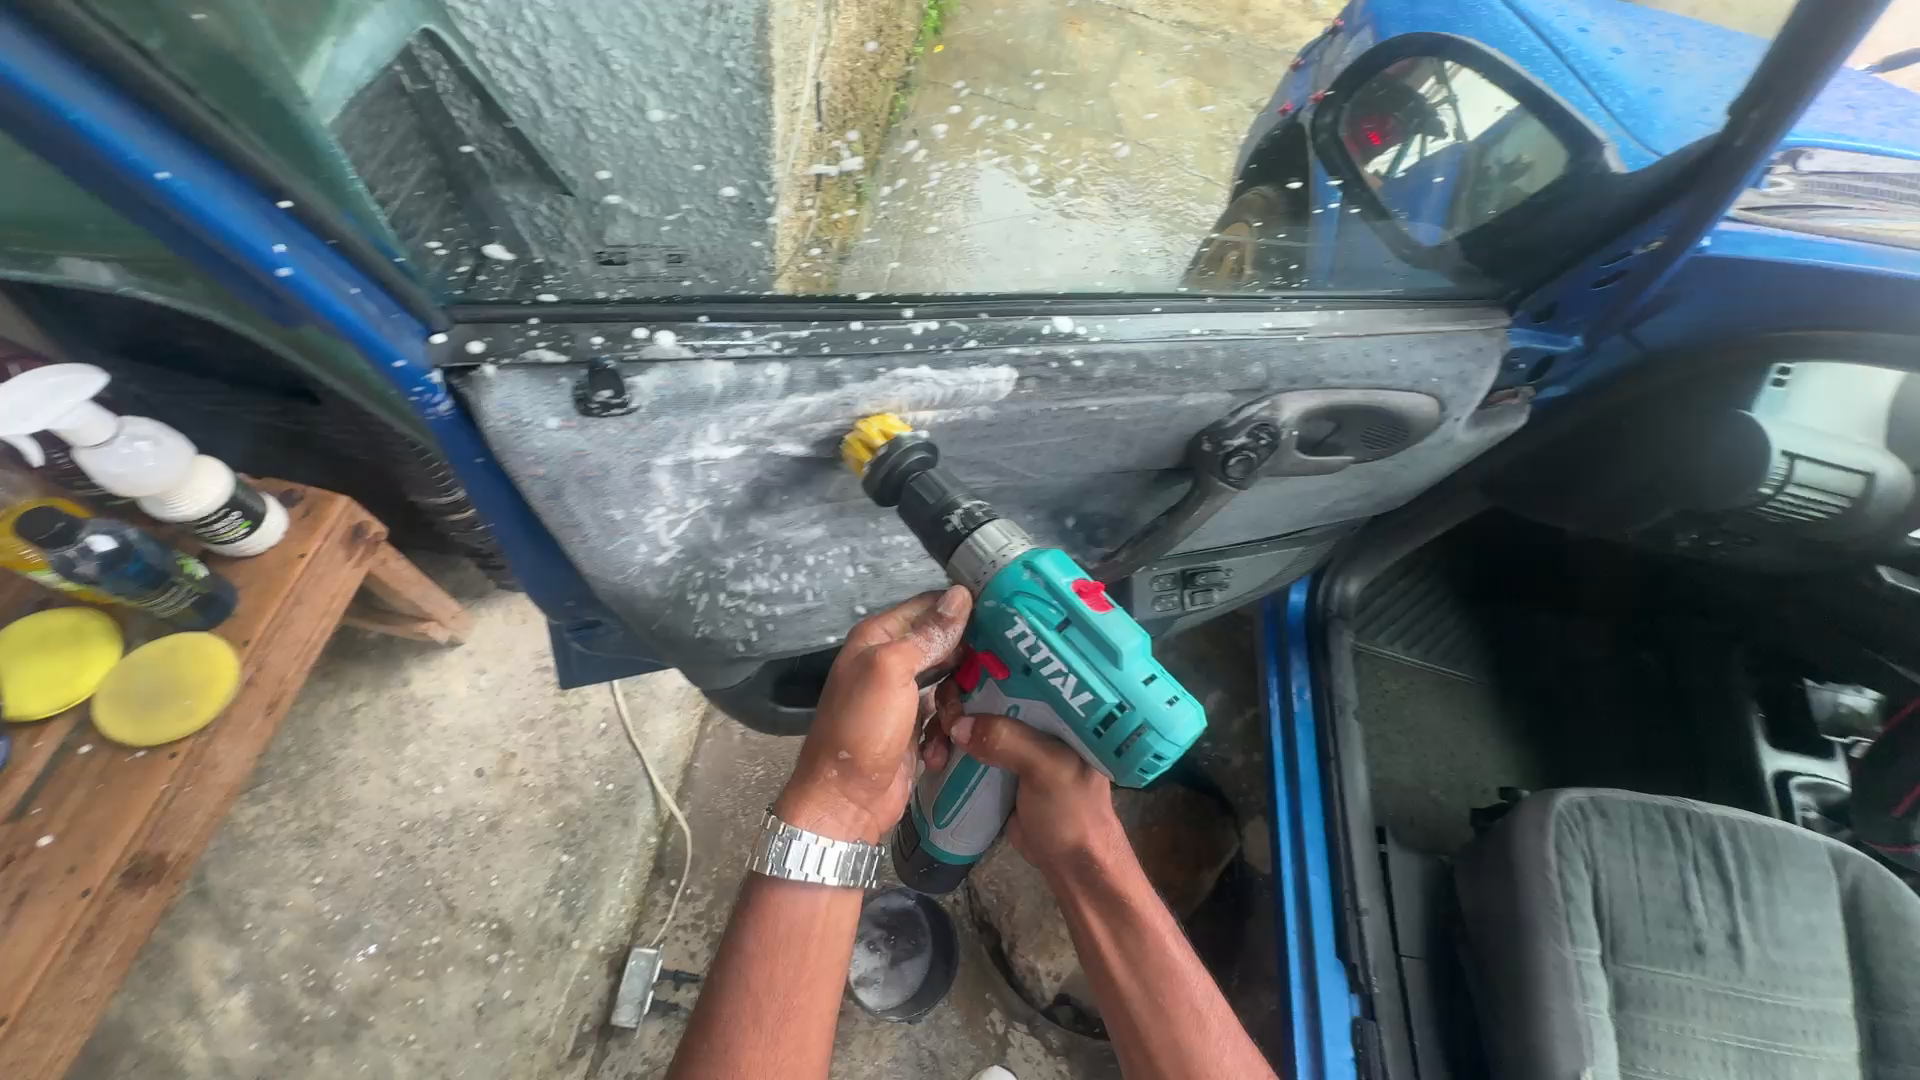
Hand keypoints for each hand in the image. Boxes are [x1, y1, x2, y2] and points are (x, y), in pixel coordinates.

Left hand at [774, 585, 971, 843]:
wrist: (847, 801)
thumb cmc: (863, 728)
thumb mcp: (892, 671)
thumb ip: (927, 634)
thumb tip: (961, 594)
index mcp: (878, 638)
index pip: (928, 607)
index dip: (961, 609)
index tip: (1001, 616)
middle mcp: (891, 661)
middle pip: (945, 644)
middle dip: (968, 659)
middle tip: (996, 669)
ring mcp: (904, 696)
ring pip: (952, 681)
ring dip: (958, 701)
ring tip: (956, 719)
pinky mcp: (917, 726)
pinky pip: (947, 714)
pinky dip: (948, 729)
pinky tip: (944, 745)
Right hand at [922, 682, 1120, 872]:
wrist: (1070, 866)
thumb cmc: (1073, 812)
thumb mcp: (1048, 770)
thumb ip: (1007, 741)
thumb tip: (957, 724)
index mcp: (1056, 705)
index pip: (1015, 667)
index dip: (983, 664)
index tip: (954, 672)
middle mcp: (1032, 713)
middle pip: (981, 690)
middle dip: (954, 702)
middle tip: (943, 724)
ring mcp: (1010, 739)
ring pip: (966, 717)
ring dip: (943, 729)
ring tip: (934, 756)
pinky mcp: (993, 763)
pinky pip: (962, 744)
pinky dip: (944, 747)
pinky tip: (932, 761)